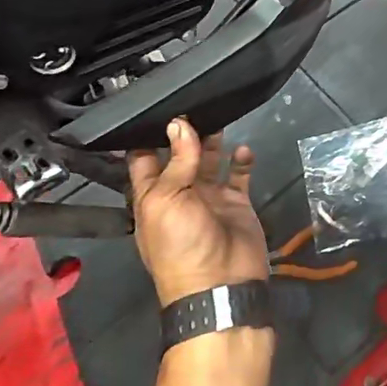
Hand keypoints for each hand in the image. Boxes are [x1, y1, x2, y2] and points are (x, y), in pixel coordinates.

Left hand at [127, 118, 271, 305]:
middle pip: (179, 153)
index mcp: (152, 194)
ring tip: (217, 115)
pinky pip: (238, 174)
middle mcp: (178, 192)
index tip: (155, 102)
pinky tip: (242, 150)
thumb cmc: (180, 244)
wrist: (221, 284)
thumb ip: (176, 160)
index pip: (144, 157)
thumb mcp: (166, 200)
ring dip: (212, 139)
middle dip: (185, 130)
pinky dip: (241, 160)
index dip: (148, 133)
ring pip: (209, 158)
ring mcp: (209, 196)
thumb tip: (179, 123)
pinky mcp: (236, 201)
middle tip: (194, 101)